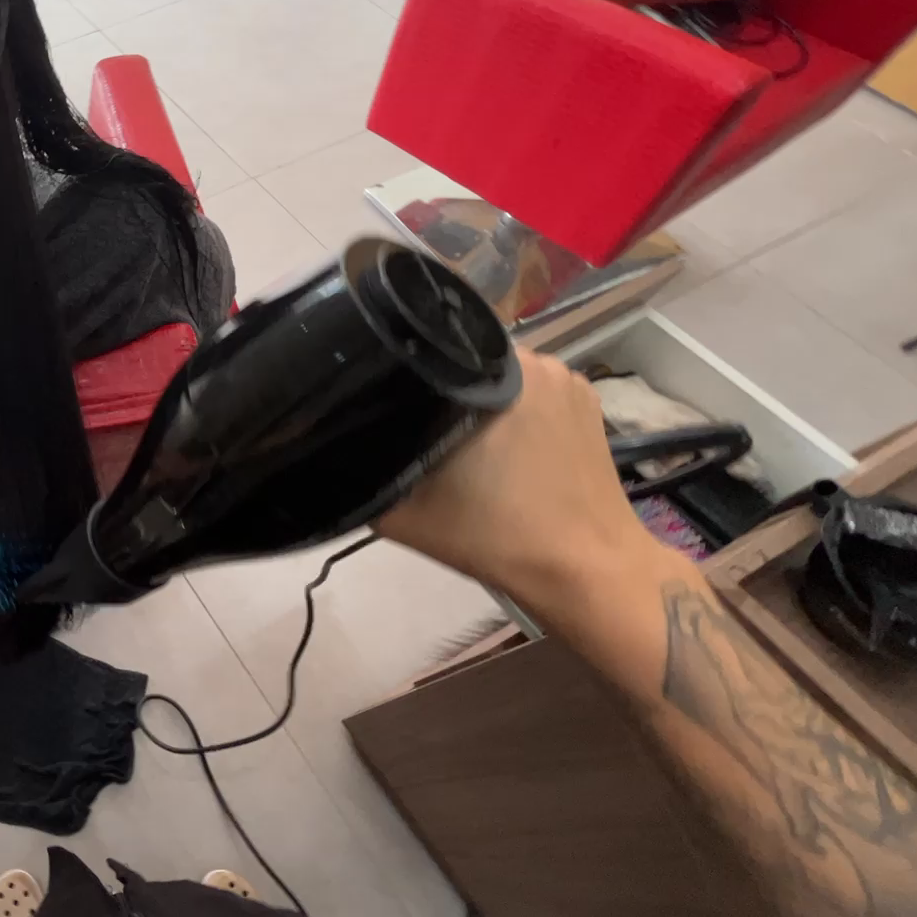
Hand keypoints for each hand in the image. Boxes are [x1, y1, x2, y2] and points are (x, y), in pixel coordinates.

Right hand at [377, 350, 654, 596]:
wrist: (585, 569)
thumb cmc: (490, 536)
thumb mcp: (396, 512)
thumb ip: (356, 474)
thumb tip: (329, 447)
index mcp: (483, 377)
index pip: (420, 347)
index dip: (392, 368)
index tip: (374, 398)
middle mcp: (529, 362)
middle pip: (457, 356)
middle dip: (432, 382)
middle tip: (408, 422)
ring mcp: (565, 377)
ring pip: (494, 369)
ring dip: (472, 392)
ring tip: (451, 431)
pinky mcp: (586, 397)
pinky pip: (529, 385)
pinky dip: (508, 404)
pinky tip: (493, 438)